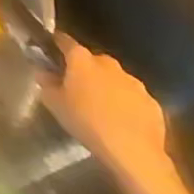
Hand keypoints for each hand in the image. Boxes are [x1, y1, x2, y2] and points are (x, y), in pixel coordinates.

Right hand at [39, 34, 168, 172]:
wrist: (133, 152)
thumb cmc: (87, 122)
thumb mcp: (56, 105)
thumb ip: (46, 84)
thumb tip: (43, 72)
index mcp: (81, 59)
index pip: (65, 41)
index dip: (57, 44)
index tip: (51, 51)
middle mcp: (108, 62)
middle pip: (92, 61)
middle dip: (85, 72)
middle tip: (78, 91)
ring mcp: (133, 81)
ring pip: (115, 79)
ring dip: (107, 88)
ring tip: (103, 111)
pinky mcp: (151, 101)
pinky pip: (133, 98)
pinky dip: (127, 105)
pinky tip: (123, 124)